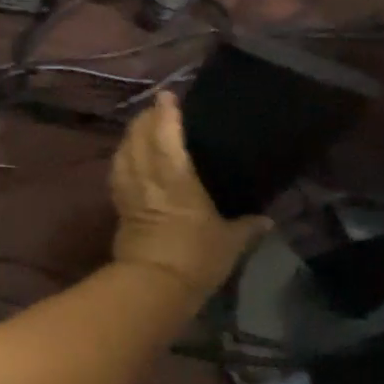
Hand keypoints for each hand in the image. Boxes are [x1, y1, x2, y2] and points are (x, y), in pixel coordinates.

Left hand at [112, 93, 268, 290]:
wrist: (153, 287)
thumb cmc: (195, 259)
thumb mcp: (229, 242)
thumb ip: (246, 227)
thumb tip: (266, 219)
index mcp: (176, 181)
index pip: (166, 138)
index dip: (165, 116)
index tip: (167, 97)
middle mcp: (148, 181)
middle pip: (138, 141)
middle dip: (144, 121)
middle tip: (155, 109)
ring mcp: (130, 194)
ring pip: (124, 156)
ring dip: (130, 138)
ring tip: (140, 128)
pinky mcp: (120, 210)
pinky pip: (118, 176)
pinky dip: (122, 161)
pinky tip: (127, 159)